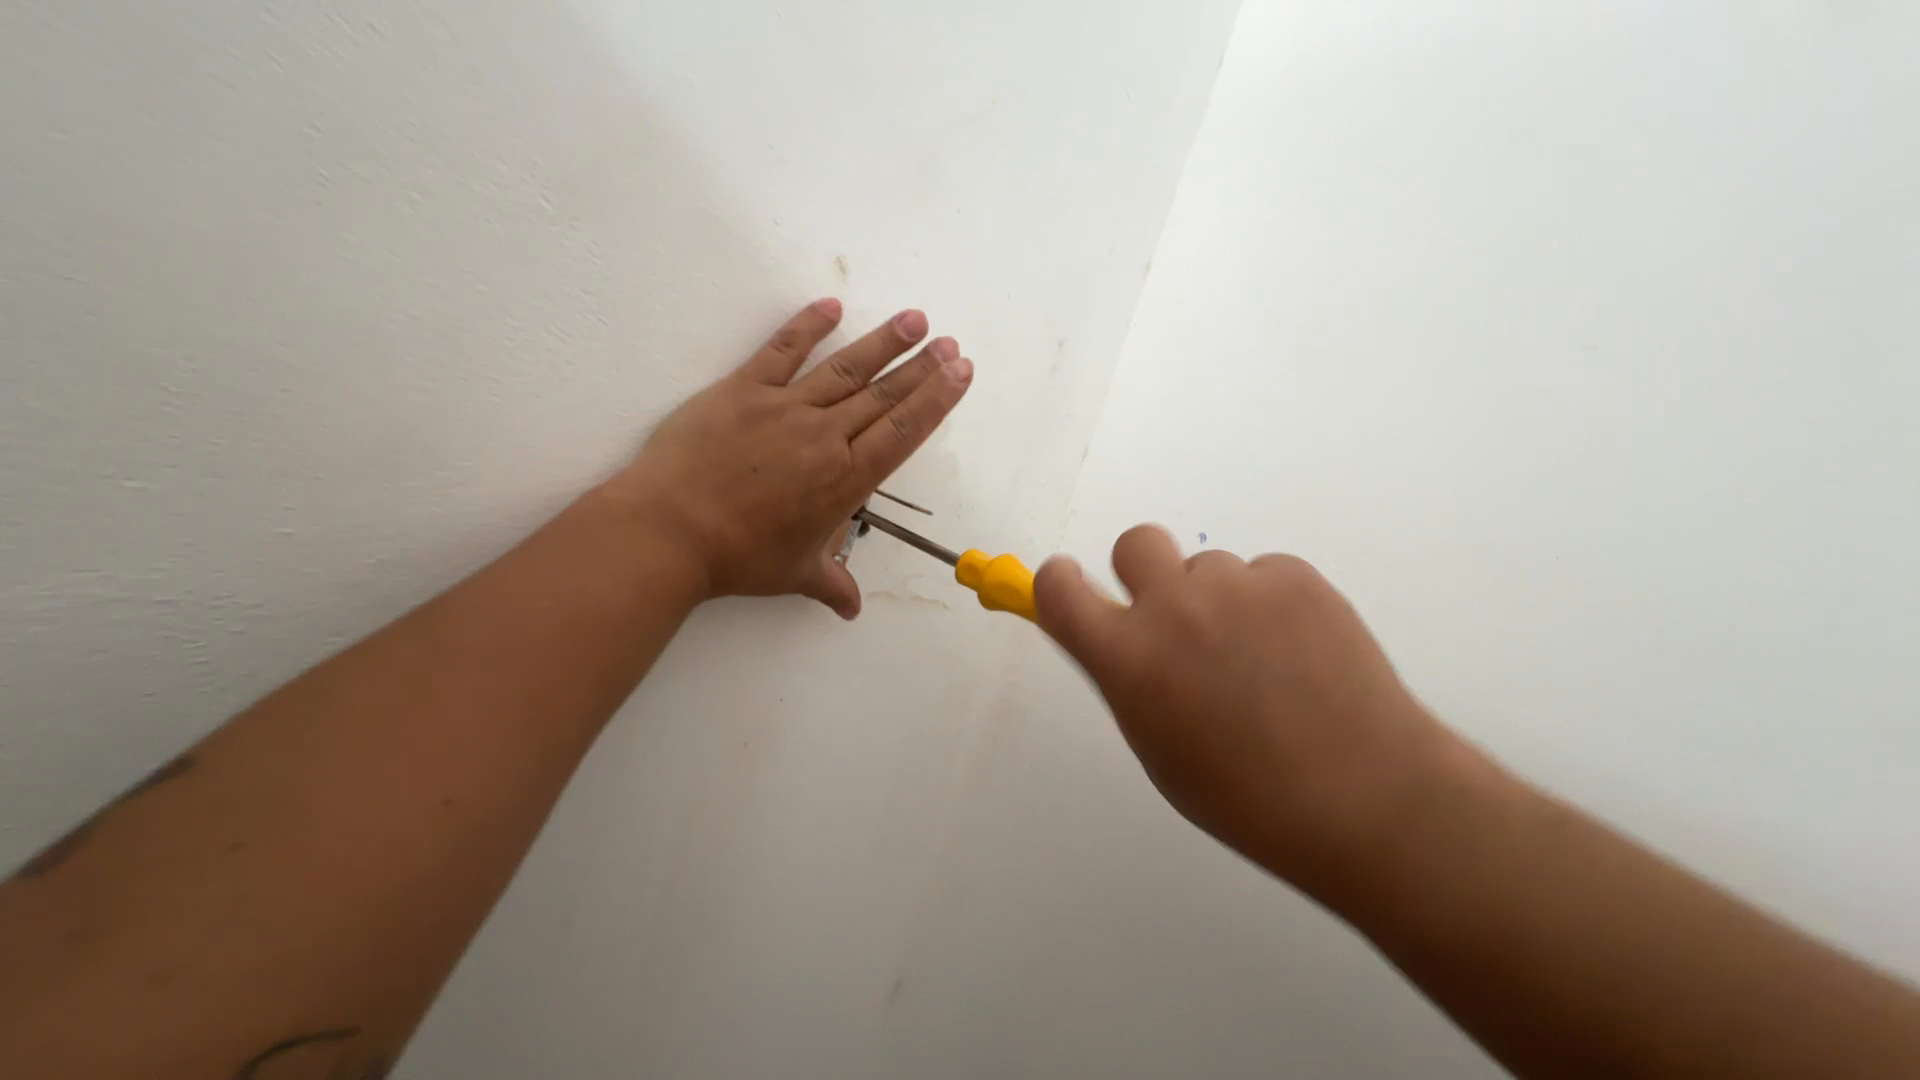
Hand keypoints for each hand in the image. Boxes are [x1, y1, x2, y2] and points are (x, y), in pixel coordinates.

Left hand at [605, 299, 972, 618]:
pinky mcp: (743, 390)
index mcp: (845, 480)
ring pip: (845, 368)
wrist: (671, 531)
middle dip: (921, 368)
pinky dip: (806, 327)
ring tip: (913, 320)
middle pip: (883, 395)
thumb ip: (831, 584)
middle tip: (948, 343)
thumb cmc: (737, 557)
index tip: (960, 372)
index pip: (903, 430)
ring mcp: (784, 408)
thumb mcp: (794, 574)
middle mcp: (825, 437)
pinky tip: (830, 306)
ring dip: (883, 342)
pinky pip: (781, 351)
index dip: (937, 399)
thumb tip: (852, 610)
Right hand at [1033, 525, 1456, 886]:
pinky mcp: (1295, 576)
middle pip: (1135, 542)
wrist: (1362, 795)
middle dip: (1146, 571)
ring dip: (1220, 601)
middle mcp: (1172, 607)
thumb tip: (1125, 645)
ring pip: (1210, 568)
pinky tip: (1303, 655)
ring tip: (1264, 660)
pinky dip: (1272, 606)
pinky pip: (1264, 576)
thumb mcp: (1158, 747)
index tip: (1073, 588)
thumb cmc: (1244, 796)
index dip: (1059, 582)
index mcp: (1126, 657)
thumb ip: (1130, 680)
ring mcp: (1236, 585)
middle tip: (1179, 617)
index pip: (1058, 587)